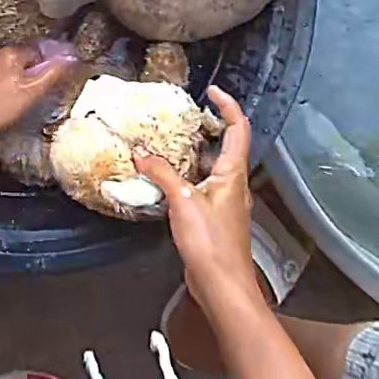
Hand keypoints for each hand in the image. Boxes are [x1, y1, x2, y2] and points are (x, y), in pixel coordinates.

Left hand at [0, 44, 76, 138]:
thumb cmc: (6, 106)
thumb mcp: (34, 91)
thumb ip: (53, 73)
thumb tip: (70, 59)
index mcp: (10, 53)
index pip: (36, 53)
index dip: (40, 69)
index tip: (38, 84)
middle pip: (21, 58)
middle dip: (27, 71)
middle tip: (28, 92)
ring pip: (8, 65)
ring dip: (14, 76)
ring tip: (14, 96)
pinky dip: (1, 81)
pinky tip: (2, 96)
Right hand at [135, 87, 260, 315]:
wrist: (223, 288)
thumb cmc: (211, 243)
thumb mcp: (182, 201)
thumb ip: (161, 173)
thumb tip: (141, 152)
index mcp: (233, 172)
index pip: (238, 127)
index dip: (227, 105)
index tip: (211, 90)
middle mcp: (233, 182)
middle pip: (226, 144)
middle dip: (208, 126)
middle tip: (185, 114)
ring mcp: (225, 200)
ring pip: (212, 165)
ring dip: (194, 151)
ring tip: (170, 140)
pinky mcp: (214, 216)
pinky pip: (202, 184)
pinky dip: (186, 174)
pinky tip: (167, 177)